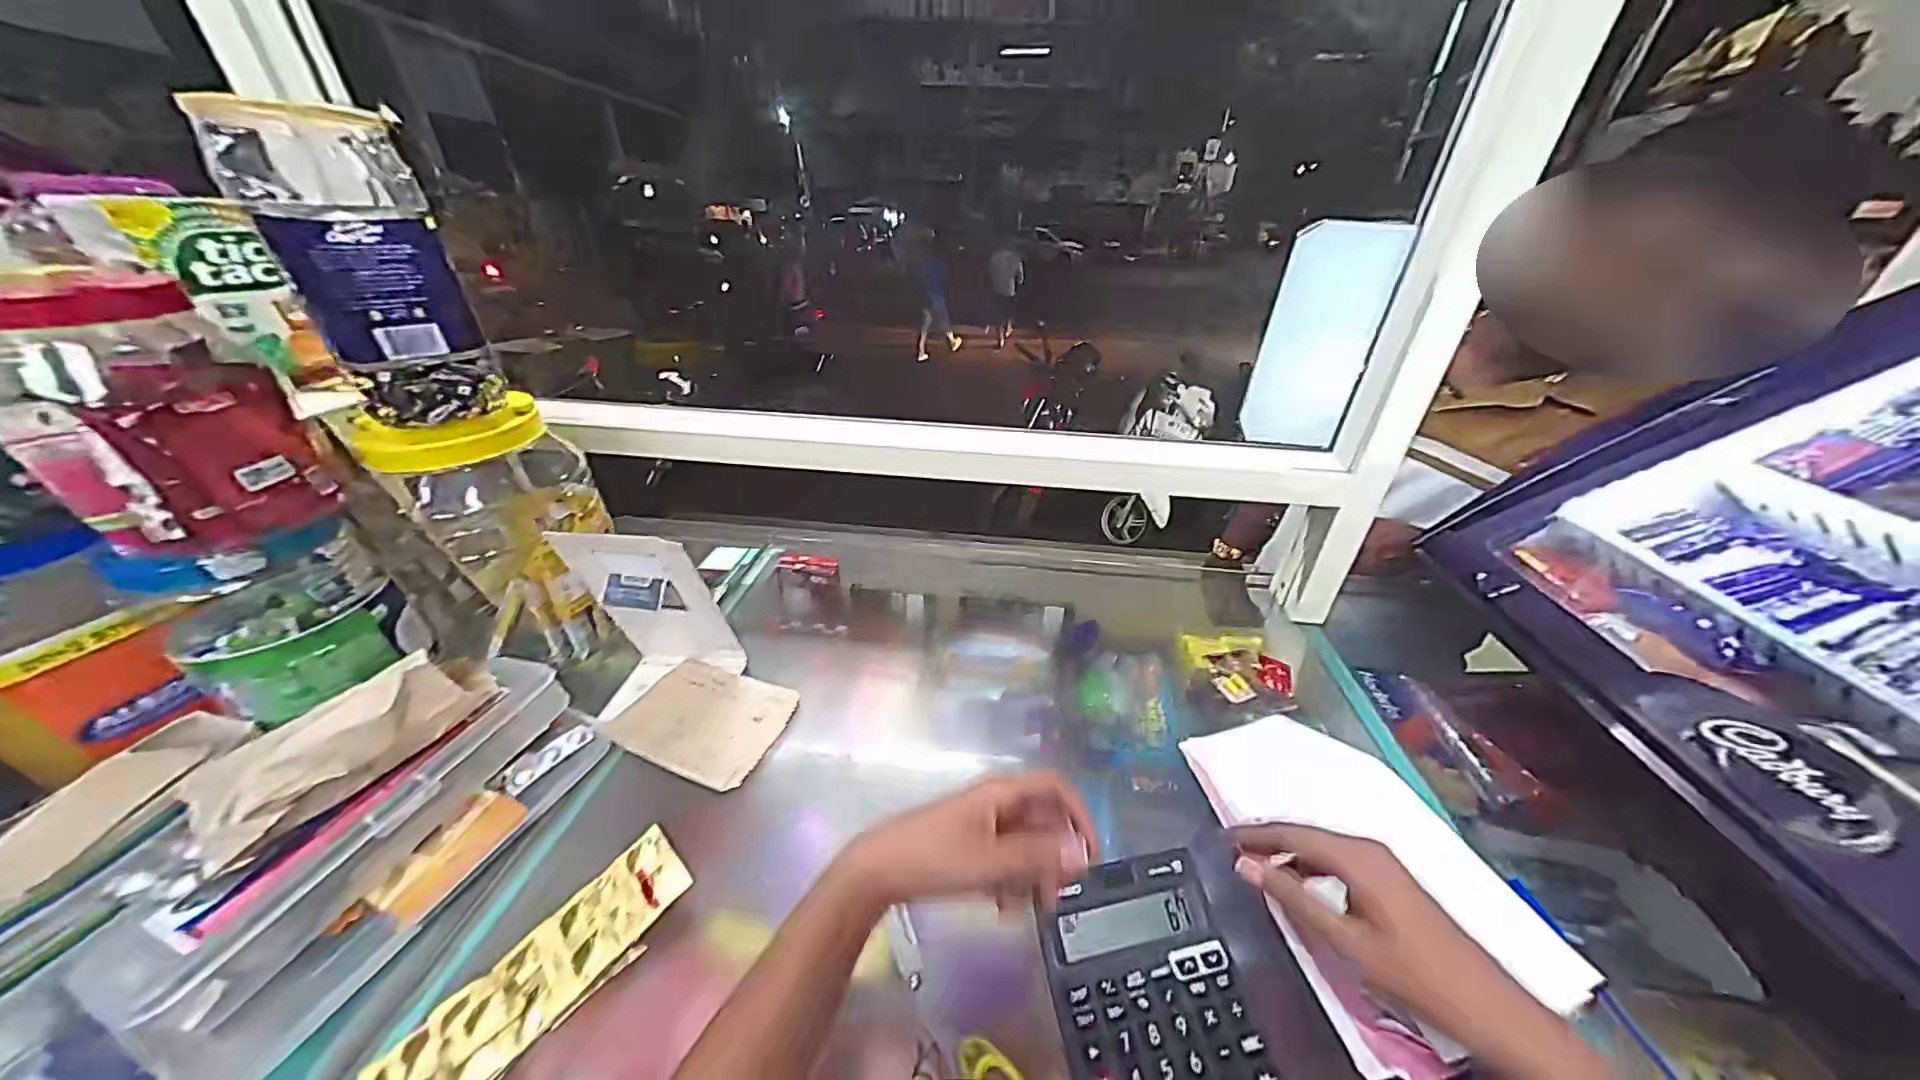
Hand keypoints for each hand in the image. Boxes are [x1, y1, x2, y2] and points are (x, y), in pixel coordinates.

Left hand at [835, 770, 1097, 912]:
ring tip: (1021, 906)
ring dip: (1032, 875)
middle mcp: (997, 802)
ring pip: (1026, 843)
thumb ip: (1038, 858)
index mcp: (1002, 792)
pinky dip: (1010, 879)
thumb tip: (1083, 853)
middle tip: (1054, 897)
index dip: (1079, 815)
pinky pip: (1006, 857)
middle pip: (1044, 820)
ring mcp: (984, 822)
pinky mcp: (972, 843)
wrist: (878, 870)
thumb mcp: (990, 862)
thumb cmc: (934, 858)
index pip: (1056, 788)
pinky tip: (1000, 905)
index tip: (1090, 856)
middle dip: (1054, 858)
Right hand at [1229, 824, 1530, 1035]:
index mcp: (1358, 857)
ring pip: (1321, 847)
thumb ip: (1293, 898)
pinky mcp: (1389, 879)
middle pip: (1306, 834)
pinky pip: (1337, 859)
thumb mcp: (1345, 939)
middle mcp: (1370, 850)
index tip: (1224, 837)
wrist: (1486, 1006)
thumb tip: (1249, 866)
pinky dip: (1310, 866)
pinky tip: (1298, 883)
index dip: (1254, 834)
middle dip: (1268, 840)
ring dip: (1288, 854)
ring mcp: (1383, 863)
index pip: (1293, 833)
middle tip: (1234, 850)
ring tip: (1258, 866)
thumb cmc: (1415, 974)